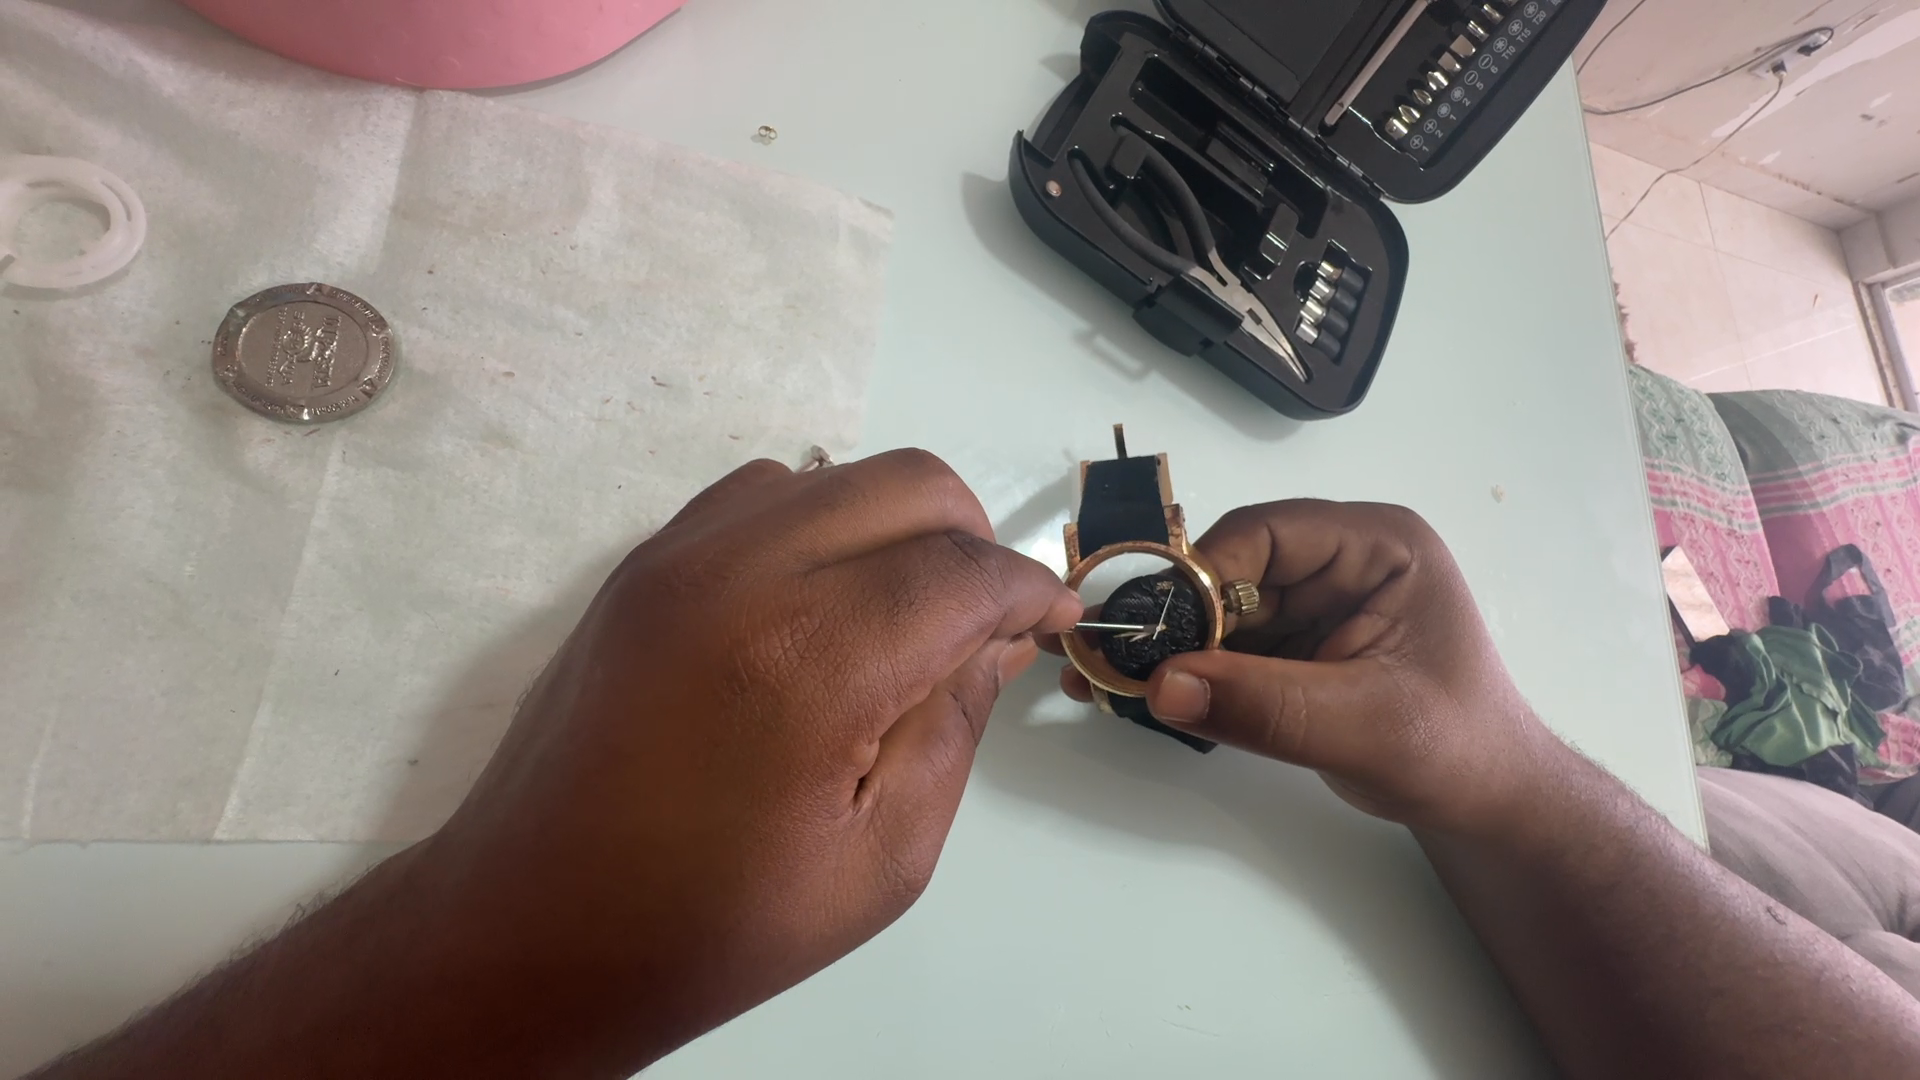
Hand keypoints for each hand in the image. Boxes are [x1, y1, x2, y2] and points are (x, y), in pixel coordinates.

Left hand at [412, 450, 1080, 1071]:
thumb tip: (1002, 635)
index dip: (1027, 586)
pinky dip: (826, 523)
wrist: (528, 926)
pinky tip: (821, 598)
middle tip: (982, 616)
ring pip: (843, 474)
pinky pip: (770, 491)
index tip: (1054, 614)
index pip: (962, 572)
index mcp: (811, 661)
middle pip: (913, 484)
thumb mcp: (884, 854)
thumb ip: (958, 722)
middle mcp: (744, 571)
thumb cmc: (717, 918)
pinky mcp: (646, 557)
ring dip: (900, 526)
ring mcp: (682, 550)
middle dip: (975, 539)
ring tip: (901, 610)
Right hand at [1059, 501, 1553, 833]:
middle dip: (1174, 617)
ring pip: (1216, 609)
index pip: (1266, 534)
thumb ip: (1265, 706)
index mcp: (1375, 547)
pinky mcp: (1288, 641)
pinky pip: (1222, 644)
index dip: (1202, 574)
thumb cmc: (1454, 753)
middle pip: (1230, 570)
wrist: (1483, 803)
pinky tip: (1142, 690)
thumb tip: (1160, 686)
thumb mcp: (1365, 727)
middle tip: (1109, 653)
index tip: (1150, 628)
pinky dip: (1186, 670)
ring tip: (1107, 675)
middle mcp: (1334, 561)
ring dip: (1169, 646)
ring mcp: (1308, 601)